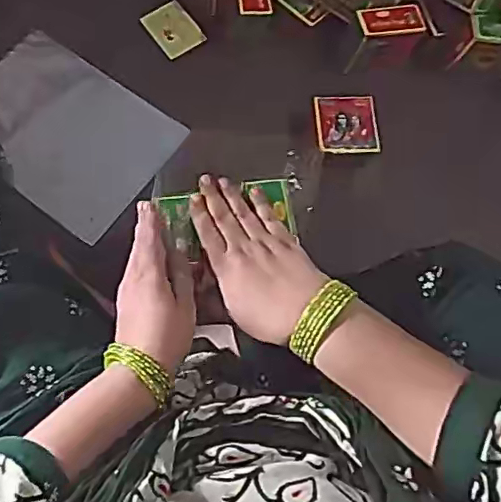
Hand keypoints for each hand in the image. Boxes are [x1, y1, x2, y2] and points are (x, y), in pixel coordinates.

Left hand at [115, 201, 197, 371]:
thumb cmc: (165, 339)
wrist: (139, 368)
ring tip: (152, 234)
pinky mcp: (125, 302)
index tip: (152, 205)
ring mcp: (126, 289)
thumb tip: (180, 254)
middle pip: (139, 244)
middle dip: (145, 227)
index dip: (151, 219)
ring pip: (135, 258)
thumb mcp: (185, 304)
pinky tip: (150, 265)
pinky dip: (142, 261)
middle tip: (150, 212)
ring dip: (144, 244)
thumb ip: (182, 274)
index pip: (149, 236)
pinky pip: (134, 272)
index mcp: (149, 272)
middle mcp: (133, 277)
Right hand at [191, 176, 329, 345]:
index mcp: (226, 268)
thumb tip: (205, 285)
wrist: (308, 313)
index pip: (207, 236)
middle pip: (224, 218)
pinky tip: (254, 191)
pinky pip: (269, 217)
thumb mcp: (233, 313)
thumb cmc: (269, 320)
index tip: (192, 200)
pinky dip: (261, 202)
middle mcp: (243, 249)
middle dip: (212, 197)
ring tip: (223, 181)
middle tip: (204, 181)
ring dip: (232, 195)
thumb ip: (218, 292)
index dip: (198, 216)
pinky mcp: (286, 241)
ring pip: (244, 213)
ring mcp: (265, 242)